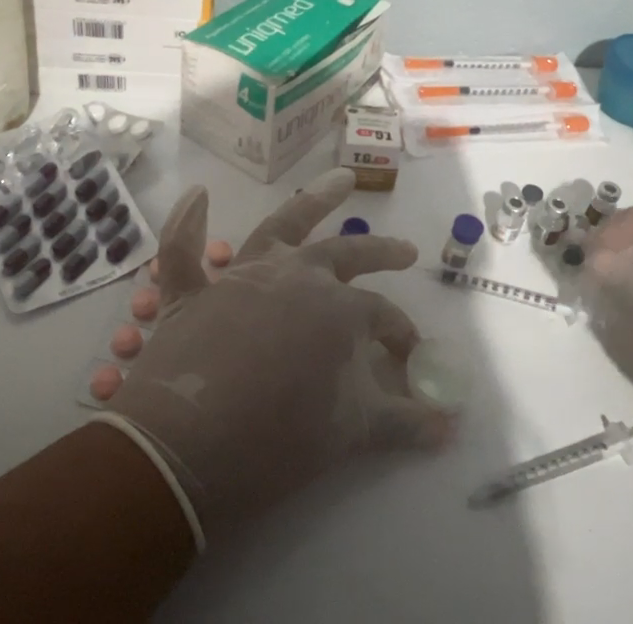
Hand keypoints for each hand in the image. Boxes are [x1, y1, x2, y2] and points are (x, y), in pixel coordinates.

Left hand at [104, 168, 454, 543]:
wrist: (187, 453)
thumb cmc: (278, 440)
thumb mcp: (352, 433)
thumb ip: (403, 421)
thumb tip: (449, 426)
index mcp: (338, 309)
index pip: (382, 317)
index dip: (400, 337)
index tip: (409, 361)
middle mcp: (295, 278)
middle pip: (346, 253)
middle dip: (380, 251)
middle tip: (405, 250)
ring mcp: (241, 278)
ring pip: (282, 226)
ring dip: (314, 200)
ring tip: (341, 179)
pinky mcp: (191, 295)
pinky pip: (183, 251)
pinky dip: (187, 222)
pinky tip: (197, 194)